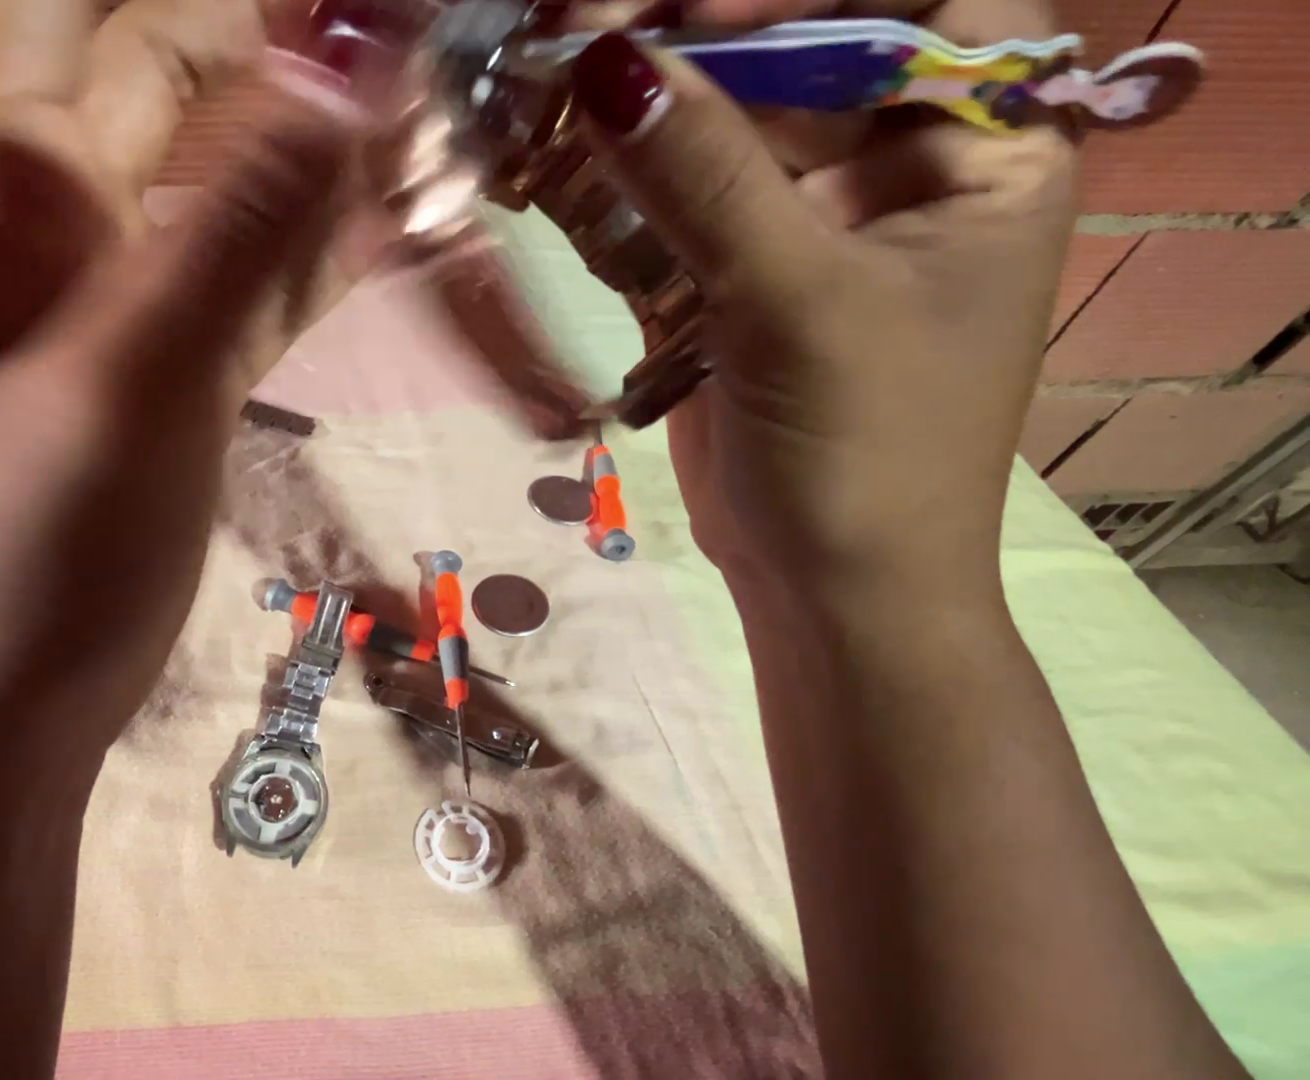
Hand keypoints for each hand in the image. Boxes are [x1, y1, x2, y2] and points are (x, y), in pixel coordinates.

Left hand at [0, 5, 380, 757]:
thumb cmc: (21, 557)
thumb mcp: (127, 382)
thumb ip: (231, 226)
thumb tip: (343, 68)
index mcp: (17, 172)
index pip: (127, 18)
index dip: (249, 13)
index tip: (369, 22)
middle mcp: (78, 210)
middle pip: (205, 79)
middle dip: (316, 72)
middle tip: (440, 79)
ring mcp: (140, 292)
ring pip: (253, 184)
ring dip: (344, 164)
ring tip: (449, 145)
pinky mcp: (188, 368)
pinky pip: (270, 280)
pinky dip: (334, 259)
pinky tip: (411, 237)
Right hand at [567, 2, 1074, 602]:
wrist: (828, 582)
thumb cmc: (865, 449)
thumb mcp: (799, 303)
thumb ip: (708, 178)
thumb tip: (610, 63)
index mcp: (976, 151)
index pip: (903, 9)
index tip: (684, 9)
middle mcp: (893, 171)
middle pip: (795, 61)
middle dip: (692, 48)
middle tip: (587, 33)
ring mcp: (803, 228)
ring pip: (720, 135)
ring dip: (642, 118)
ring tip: (554, 86)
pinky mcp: (731, 281)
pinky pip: (674, 208)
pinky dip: (619, 191)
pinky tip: (561, 161)